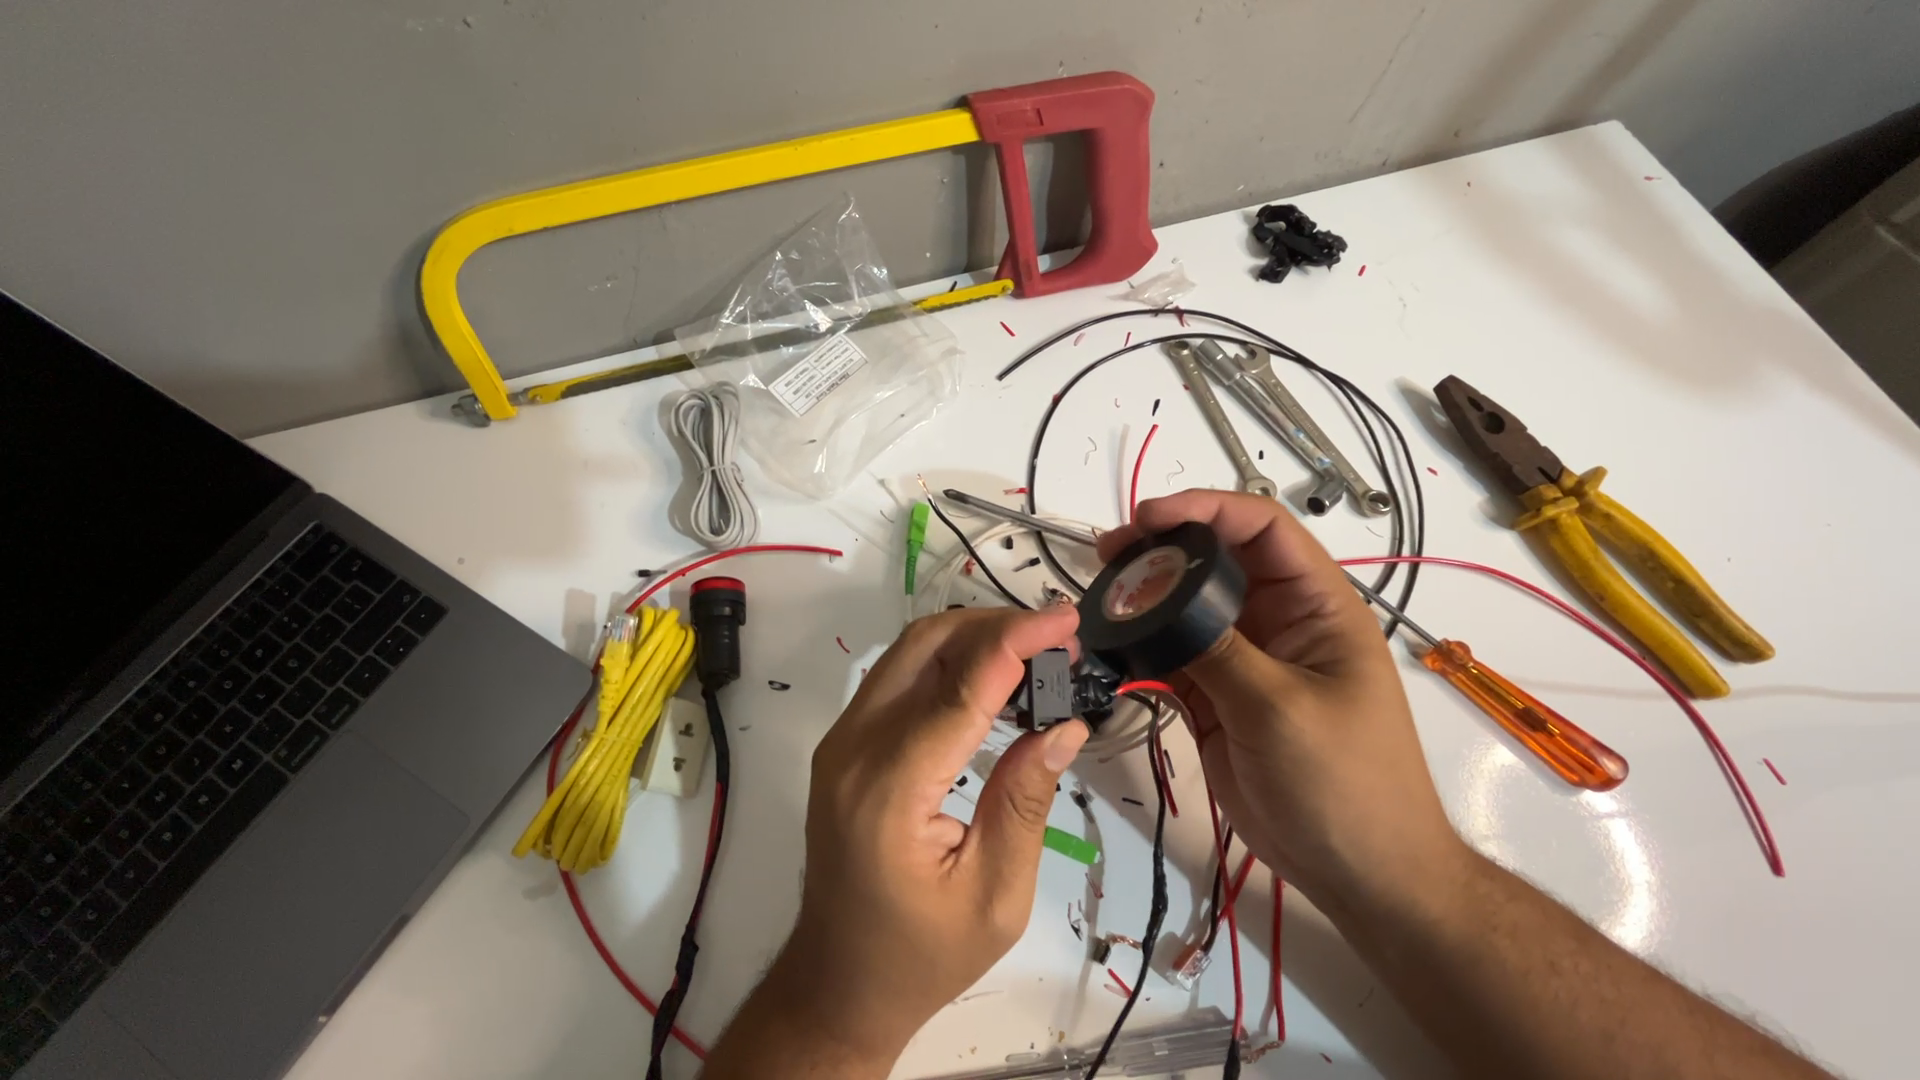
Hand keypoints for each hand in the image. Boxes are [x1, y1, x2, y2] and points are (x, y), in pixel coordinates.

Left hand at [763, 606, 1087, 1063]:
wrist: (838, 982)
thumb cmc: (921, 956)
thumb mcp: (994, 896)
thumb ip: (1025, 800)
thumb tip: (1065, 724)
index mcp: (889, 791)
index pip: (960, 690)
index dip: (1016, 644)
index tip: (1067, 619)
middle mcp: (854, 749)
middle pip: (925, 648)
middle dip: (995, 627)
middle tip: (1058, 636)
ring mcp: (842, 742)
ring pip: (910, 653)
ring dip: (973, 637)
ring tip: (1036, 650)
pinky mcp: (845, 744)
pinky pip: (899, 678)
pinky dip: (950, 662)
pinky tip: (994, 676)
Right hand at [1097, 490, 1466, 915]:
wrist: (1355, 870)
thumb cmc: (1343, 782)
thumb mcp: (1281, 707)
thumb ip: (1217, 650)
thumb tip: (1155, 600)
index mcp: (1316, 605)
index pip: (1262, 529)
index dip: (1207, 509)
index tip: (1148, 517)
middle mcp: (1277, 620)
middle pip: (1215, 561)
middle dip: (1162, 548)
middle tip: (1108, 553)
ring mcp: (1243, 659)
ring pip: (1187, 608)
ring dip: (1144, 596)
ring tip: (1099, 592)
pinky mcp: (1216, 696)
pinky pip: (1172, 656)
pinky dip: (1140, 645)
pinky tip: (1107, 641)